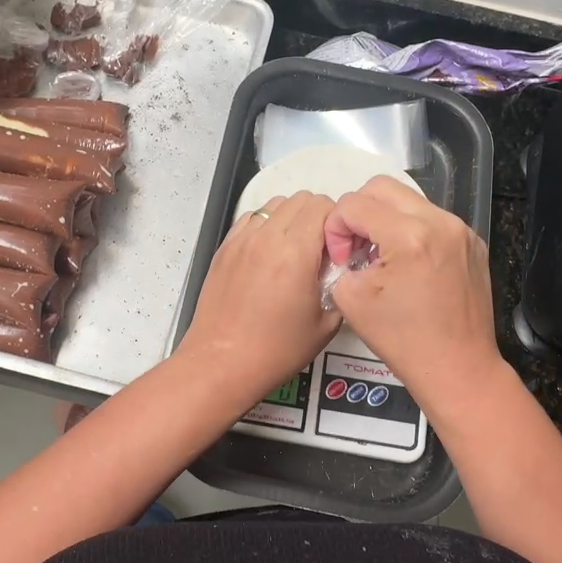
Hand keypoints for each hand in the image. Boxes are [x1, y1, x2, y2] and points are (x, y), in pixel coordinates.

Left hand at [178, 191, 340, 407]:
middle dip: (317, 216)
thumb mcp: (325, 325)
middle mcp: (266, 236)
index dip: (337, 223)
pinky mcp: (224, 248)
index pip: (323, 206)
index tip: (338, 248)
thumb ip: (339, 288)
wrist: (221, 363)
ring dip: (291, 218)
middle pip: (300, 199)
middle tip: (320, 248)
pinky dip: (265, 225)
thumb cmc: (276, 350)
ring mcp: (241, 240)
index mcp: (295, 252)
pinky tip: (269, 254)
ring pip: (274, 204)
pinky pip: (251, 219)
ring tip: (294, 250)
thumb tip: (339, 271)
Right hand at [324, 177, 504, 420]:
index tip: (341, 259)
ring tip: (381, 256)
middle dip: (358, 212)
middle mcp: (439, 222)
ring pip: (409, 200)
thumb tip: (346, 248)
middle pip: (382, 187)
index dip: (335, 228)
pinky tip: (408, 266)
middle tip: (355, 247)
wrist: (458, 368)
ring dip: (385, 219)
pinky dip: (411, 232)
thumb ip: (339, 261)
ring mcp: (461, 230)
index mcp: (408, 235)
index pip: (354, 204)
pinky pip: (432, 219)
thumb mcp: (350, 300)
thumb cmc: (401, 340)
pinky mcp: (473, 242)